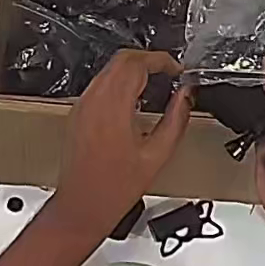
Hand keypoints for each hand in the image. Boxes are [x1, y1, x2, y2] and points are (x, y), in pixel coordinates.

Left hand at [49, 50, 193, 235]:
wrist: (83, 206)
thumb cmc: (114, 188)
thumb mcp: (157, 154)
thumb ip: (176, 119)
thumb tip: (186, 96)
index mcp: (113, 109)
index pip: (136, 64)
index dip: (160, 60)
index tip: (176, 68)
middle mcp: (93, 102)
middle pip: (121, 60)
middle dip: (148, 59)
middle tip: (169, 71)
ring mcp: (82, 106)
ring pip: (109, 69)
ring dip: (133, 69)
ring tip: (156, 83)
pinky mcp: (78, 113)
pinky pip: (100, 84)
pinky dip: (120, 82)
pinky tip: (135, 99)